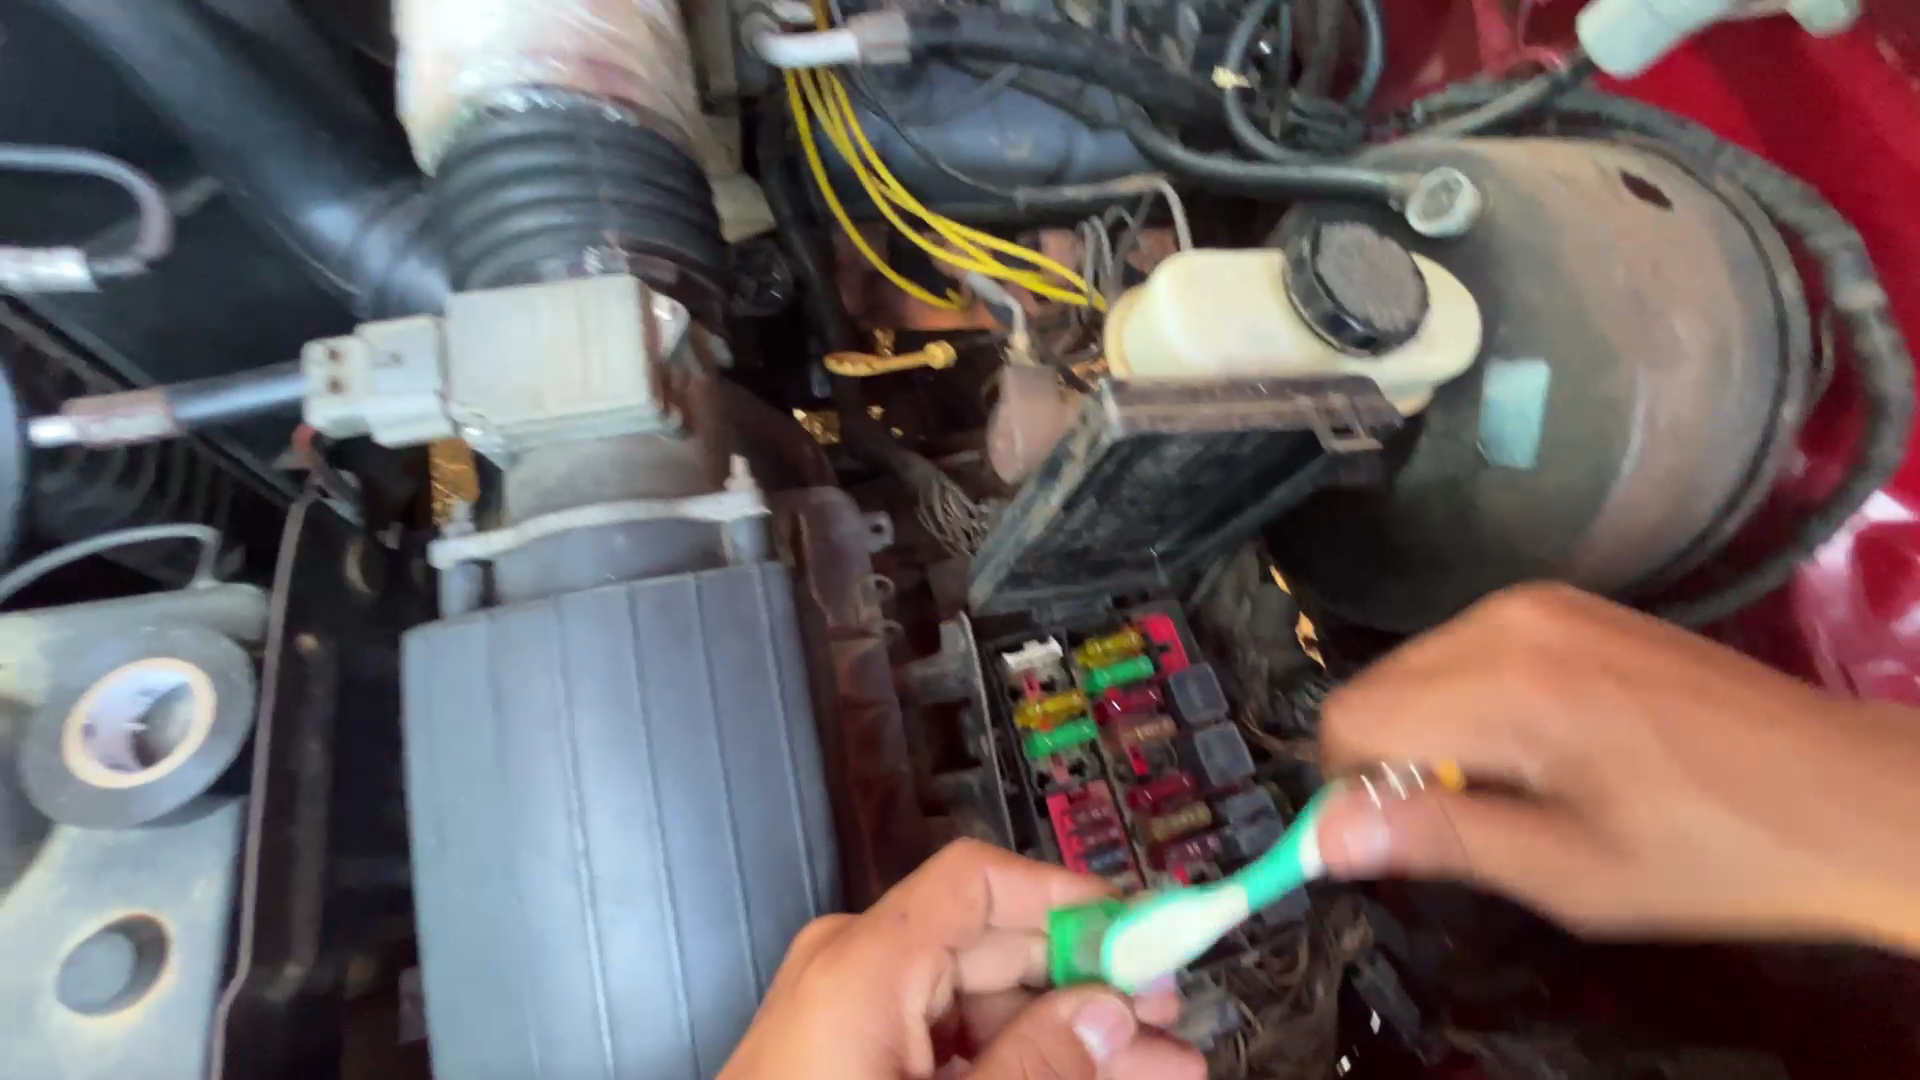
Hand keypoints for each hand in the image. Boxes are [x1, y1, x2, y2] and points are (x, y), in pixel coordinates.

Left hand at [720, 840, 1205, 1079]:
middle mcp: (859, 968)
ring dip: (1070, 1034)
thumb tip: (1109, 1009)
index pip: (980, 882)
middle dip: (1088, 983)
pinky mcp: (860, 1060)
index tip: (1142, 932)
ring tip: (1163, 1067)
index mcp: (866, 960)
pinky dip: (1021, 1063)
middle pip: (994, 947)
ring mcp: (857, 1017)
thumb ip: (1036, 1067)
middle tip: (1171, 1016)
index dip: (1066, 897)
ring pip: (985, 1004)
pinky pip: (955, 1045)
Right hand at [1312, 584, 1919, 949]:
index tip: (1399, 829)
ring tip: (1502, 773)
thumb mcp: (1570, 876)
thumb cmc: (1716, 855)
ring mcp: (1525, 602)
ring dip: (1420, 725)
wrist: (1862, 794)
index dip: (1350, 781)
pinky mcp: (1545, 600)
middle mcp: (1500, 624)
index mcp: (1507, 690)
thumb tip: (1320, 836)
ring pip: (1404, 668)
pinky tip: (1524, 731)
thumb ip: (1435, 841)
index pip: (1351, 719)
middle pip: (1370, 689)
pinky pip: (1448, 649)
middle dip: (1386, 755)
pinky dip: (1454, 695)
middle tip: (1460, 811)